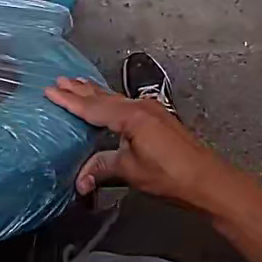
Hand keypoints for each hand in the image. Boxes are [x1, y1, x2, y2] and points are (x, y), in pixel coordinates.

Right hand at [43, 76, 252, 211]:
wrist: (211, 182)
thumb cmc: (171, 176)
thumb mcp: (131, 172)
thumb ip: (102, 168)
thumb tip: (80, 181)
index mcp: (130, 116)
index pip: (92, 107)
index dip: (69, 100)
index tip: (50, 90)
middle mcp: (140, 107)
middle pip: (103, 96)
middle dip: (80, 89)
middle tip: (60, 80)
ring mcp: (152, 111)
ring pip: (115, 98)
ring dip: (94, 92)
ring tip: (77, 83)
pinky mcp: (159, 119)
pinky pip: (126, 103)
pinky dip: (110, 99)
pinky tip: (108, 100)